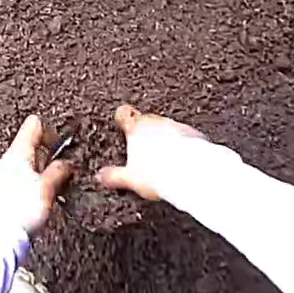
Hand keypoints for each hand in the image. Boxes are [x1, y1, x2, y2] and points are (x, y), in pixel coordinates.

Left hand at [0, 115, 72, 234]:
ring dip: (37, 177)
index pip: (34, 125)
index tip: (62, 144)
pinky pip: (14, 188)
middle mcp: (3, 164)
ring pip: (22, 170)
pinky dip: (26, 193)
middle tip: (61, 174)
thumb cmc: (13, 217)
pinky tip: (32, 209)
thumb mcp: (46, 189)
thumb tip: (66, 163)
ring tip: (49, 195)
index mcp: (16, 154)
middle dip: (47, 159)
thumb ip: (58, 171)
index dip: (51, 131)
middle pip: (28, 149)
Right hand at [96, 104, 242, 200]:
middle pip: (146, 120)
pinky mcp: (192, 133)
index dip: (121, 116)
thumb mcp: (129, 178)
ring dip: (164, 137)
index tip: (120, 120)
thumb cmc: (158, 172)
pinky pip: (183, 135)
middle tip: (144, 150)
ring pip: (165, 127)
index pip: (123, 113)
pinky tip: (181, 159)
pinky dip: (180, 143)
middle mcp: (155, 122)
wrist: (189, 173)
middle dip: (145, 132)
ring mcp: (174, 126)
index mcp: (136, 129)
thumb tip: (101, 177)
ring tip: (164, 158)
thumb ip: (114, 176)